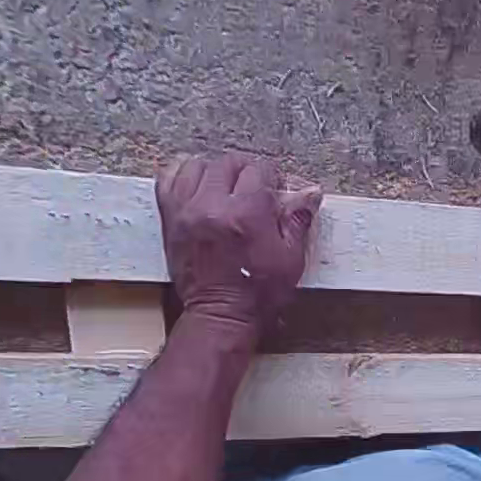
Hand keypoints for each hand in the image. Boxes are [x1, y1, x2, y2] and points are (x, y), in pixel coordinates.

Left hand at [156, 151, 323, 337]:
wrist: (221, 317)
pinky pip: (169, 179)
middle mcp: (215, 206)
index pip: (260, 170)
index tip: (274, 192)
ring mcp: (188, 211)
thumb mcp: (290, 260)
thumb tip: (310, 193)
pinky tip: (197, 185)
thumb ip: (297, 221)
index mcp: (248, 214)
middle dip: (245, 172)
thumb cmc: (257, 295)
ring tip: (225, 189)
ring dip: (215, 173)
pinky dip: (183, 176)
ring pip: (199, 166)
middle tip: (253, 190)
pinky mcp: (171, 220)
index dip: (272, 179)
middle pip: (229, 163)